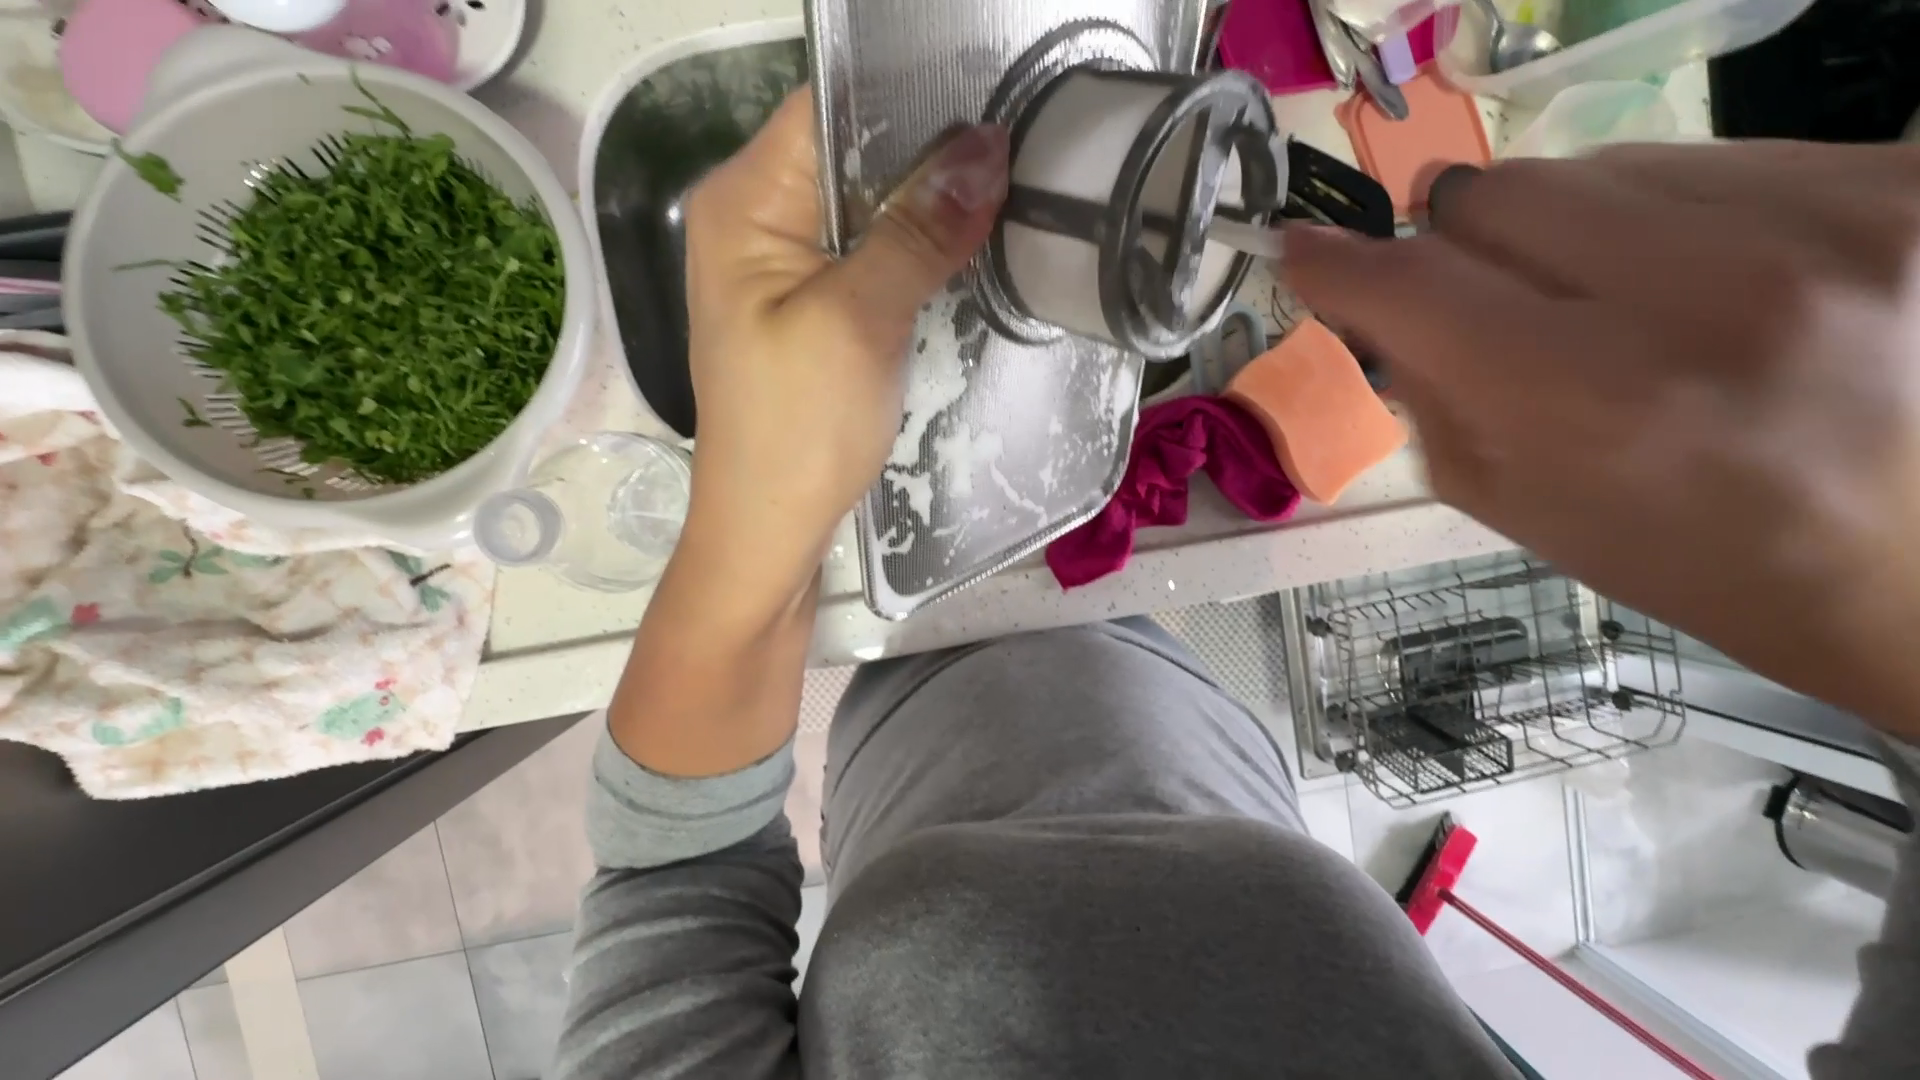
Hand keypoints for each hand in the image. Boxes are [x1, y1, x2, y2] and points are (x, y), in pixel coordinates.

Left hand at [679, 90, 1009, 610]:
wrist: (768, 529)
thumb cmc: (797, 429)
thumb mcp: (858, 321)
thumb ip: (917, 232)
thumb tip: (985, 149)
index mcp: (743, 202)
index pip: (830, 110)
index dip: (910, 107)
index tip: (991, 121)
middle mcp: (753, 220)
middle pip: (851, 155)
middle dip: (928, 160)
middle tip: (1012, 166)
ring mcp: (780, 268)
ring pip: (865, 208)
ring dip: (926, 210)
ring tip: (1001, 204)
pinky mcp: (808, 309)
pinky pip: (866, 256)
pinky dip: (910, 253)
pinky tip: (959, 255)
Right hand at [1286, 142, 1919, 738]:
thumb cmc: (1690, 556)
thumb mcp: (1517, 506)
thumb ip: (1431, 394)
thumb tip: (1381, 302)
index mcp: (1600, 402)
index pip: (1418, 287)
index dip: (1340, 265)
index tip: (1300, 253)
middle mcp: (1720, 294)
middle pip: (1499, 194)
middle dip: (1458, 240)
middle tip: (1481, 293)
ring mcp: (1839, 219)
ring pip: (1602, 164)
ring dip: (1570, 229)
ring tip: (1619, 303)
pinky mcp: (1910, 180)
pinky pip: (1713, 159)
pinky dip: (1671, 215)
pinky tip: (1708, 282)